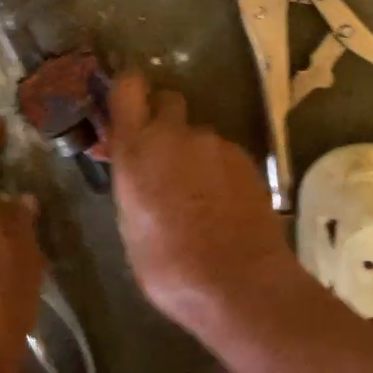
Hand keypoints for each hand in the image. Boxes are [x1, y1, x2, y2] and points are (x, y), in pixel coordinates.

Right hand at [106, 71, 292, 324]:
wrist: (241, 285)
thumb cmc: (170, 266)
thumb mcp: (130, 225)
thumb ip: (131, 184)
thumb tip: (133, 171)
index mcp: (136, 148)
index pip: (127, 87)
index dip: (128, 89)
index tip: (128, 103)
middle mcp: (173, 133)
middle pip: (168, 101)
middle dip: (164, 120)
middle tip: (164, 154)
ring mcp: (213, 143)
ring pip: (197, 134)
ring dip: (194, 153)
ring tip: (198, 194)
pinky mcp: (244, 158)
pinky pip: (223, 154)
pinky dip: (219, 170)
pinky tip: (223, 204)